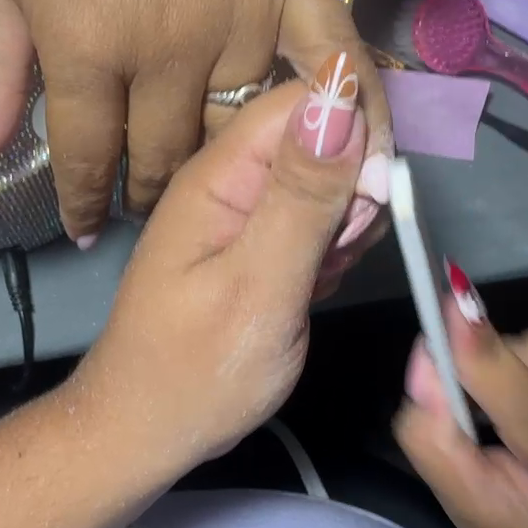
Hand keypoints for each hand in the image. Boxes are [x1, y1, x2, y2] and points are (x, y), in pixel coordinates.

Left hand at [0, 0, 389, 245]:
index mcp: (88, 44)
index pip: (87, 158)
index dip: (82, 202)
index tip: (82, 228)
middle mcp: (168, 50)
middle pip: (160, 157)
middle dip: (141, 191)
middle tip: (135, 202)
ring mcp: (242, 22)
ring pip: (232, 131)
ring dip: (215, 167)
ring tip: (205, 186)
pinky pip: (334, 68)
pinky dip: (352, 119)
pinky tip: (360, 165)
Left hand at [76, 51, 365, 468]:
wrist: (148, 429)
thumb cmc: (196, 370)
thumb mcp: (258, 286)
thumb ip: (302, 198)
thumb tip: (341, 100)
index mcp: (218, 173)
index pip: (302, 97)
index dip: (355, 126)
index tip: (380, 188)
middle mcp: (229, 178)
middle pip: (321, 136)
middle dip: (354, 187)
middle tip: (333, 255)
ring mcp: (242, 211)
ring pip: (327, 183)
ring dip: (345, 225)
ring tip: (316, 279)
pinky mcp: (255, 241)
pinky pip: (314, 222)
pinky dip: (330, 251)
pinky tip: (310, 289)